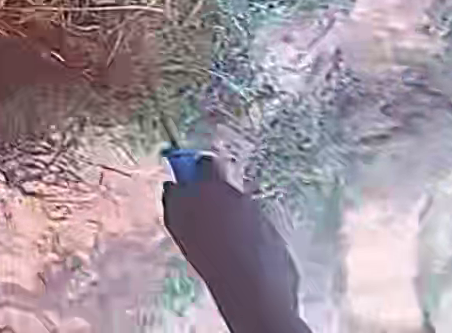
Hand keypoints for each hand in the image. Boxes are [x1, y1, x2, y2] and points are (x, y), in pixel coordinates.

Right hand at [162, 159, 308, 332]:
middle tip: (204, 214)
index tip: (190, 172)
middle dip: (216, 198)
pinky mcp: (279, 244)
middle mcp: (242, 197)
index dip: (197, 165)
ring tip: (221, 243)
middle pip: (227, 189)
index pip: (206, 162)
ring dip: (233, 222)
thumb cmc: (208, 251)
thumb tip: (172, 186)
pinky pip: (260, 237)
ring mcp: (264, 221)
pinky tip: (239, 259)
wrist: (250, 289)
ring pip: (244, 214)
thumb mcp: (175, 220)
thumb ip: (172, 195)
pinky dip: (250, 243)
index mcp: (215, 185)